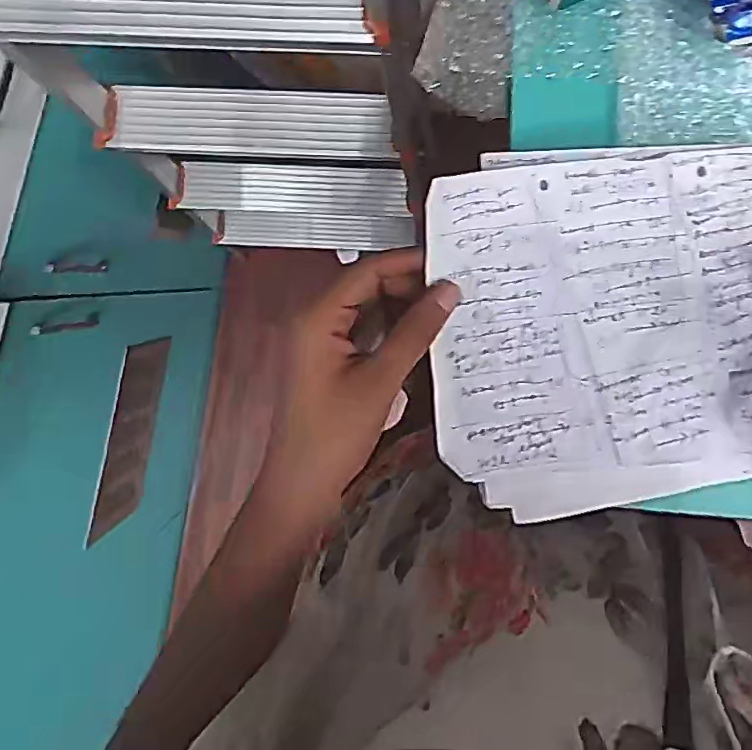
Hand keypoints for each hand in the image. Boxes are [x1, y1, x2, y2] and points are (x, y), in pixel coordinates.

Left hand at [252, 249, 458, 527]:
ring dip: (401, 306)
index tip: (444, 264)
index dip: (405, 264)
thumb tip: (447, 292)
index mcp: (316, 317)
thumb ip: (415, 331)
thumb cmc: (334, 434)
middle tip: (449, 292)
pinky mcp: (330, 357)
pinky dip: (391, 327)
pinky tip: (420, 333)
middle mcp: (314, 319)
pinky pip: (364, 328)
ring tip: (442, 309)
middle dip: (406, 285)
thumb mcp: (381, 379)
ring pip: (367, 306)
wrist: (302, 486)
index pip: (365, 271)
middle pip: (365, 285)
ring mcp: (320, 339)